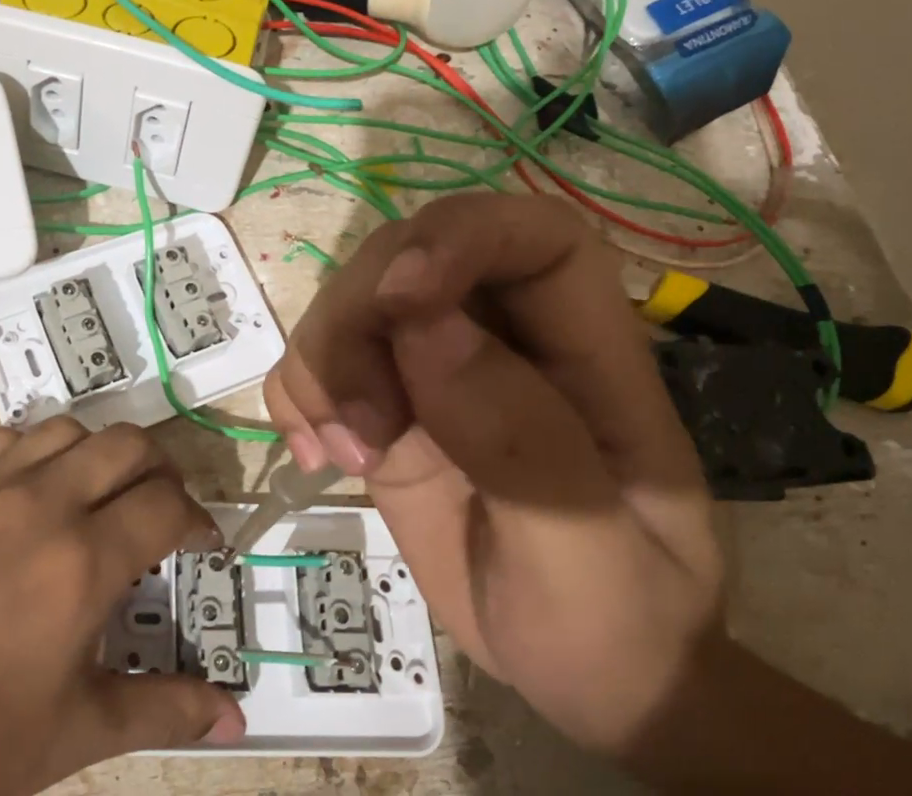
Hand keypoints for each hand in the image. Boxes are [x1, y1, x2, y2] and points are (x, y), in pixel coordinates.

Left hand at [0, 418, 244, 795]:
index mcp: (82, 561)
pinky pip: (6, 440)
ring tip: (104, 495)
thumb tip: (232, 717)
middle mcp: (40, 505)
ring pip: (67, 430)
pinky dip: (39, 449)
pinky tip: (35, 488)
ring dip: (101, 453)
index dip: (199, 520)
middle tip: (164, 512)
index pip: (167, 506)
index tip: (202, 544)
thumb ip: (161, 711)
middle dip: (162, 471)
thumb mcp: (72, 732)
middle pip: (127, 446)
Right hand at [263, 193, 723, 753]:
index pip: (536, 238)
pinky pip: (319, 359)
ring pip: (352, 302)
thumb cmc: (614, 628)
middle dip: (361, 320)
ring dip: (322, 364)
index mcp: (590, 357)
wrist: (586, 675)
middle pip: (413, 256)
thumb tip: (424, 327)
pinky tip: (317, 458)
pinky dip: (297, 395)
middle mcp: (507, 343)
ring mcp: (438, 372)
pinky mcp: (387, 406)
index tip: (398, 299)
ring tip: (343, 455)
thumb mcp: (586, 561)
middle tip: (360, 425)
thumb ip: (520, 445)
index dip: (462, 236)